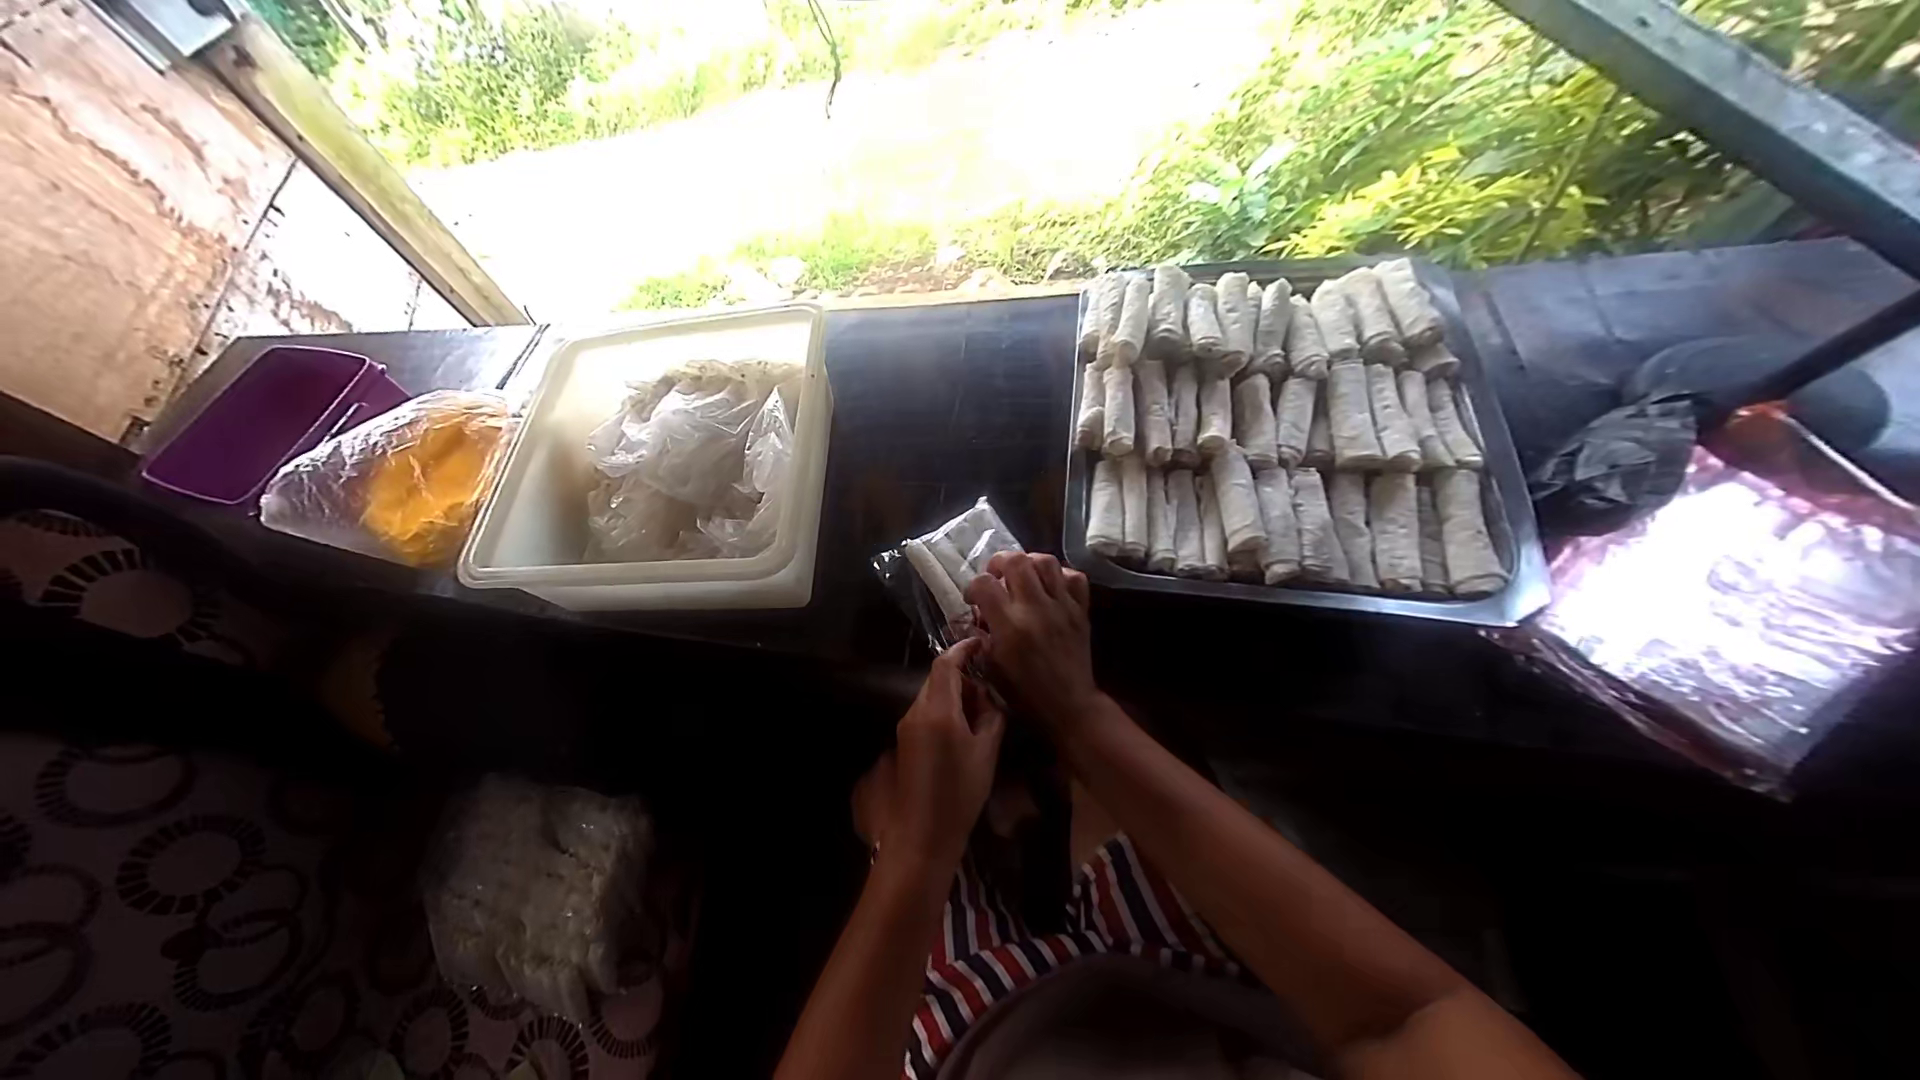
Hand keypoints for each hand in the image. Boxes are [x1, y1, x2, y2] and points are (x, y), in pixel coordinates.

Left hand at [856, 637, 1005, 869]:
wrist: (922, 833)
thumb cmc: (960, 792)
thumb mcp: (986, 752)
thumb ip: (991, 717)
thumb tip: (990, 699)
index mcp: (938, 709)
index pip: (945, 663)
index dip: (963, 649)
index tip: (982, 644)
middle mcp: (916, 711)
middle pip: (936, 678)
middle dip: (961, 675)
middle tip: (988, 689)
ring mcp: (906, 726)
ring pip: (930, 695)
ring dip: (953, 693)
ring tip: (979, 713)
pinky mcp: (904, 740)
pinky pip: (925, 711)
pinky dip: (943, 708)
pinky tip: (961, 729)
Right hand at [967, 552, 1099, 733]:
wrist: (1069, 707)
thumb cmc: (1024, 693)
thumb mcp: (991, 667)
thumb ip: (980, 636)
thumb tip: (974, 616)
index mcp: (1010, 626)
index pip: (985, 584)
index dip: (973, 586)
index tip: (973, 599)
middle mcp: (1036, 609)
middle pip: (1016, 561)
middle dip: (999, 562)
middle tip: (995, 576)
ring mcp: (1062, 607)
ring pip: (1047, 561)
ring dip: (1029, 563)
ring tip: (1021, 576)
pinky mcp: (1081, 611)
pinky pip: (1074, 577)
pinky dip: (1060, 575)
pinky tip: (1050, 586)